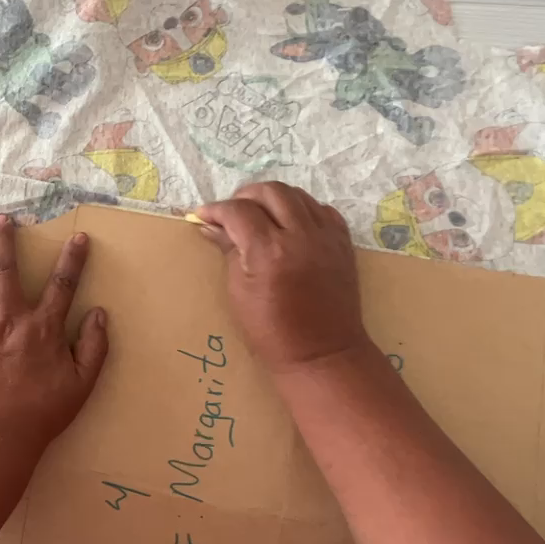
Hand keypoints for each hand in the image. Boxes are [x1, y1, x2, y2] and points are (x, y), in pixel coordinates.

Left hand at [0, 215, 109, 453]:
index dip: (72, 260)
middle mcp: (10, 318)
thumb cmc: (41, 411)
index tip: (78, 237)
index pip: (63, 285)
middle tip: (4, 218)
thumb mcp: (82, 383)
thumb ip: (94, 347)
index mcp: (43, 327)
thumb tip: (101, 314)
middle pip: (7, 270)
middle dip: (6, 241)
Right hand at [197, 182, 372, 372]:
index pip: (238, 211)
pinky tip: (289, 224)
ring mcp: (326, 237)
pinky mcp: (342, 243)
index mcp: (269, 251)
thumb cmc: (270, 329)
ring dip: (272, 199)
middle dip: (244, 196)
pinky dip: (301, 209)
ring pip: (297, 194)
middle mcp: (301, 236)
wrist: (322, 352)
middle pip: (270, 191)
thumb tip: (210, 226)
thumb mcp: (238, 290)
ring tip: (258, 215)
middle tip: (230, 213)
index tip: (202, 217)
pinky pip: (321, 209)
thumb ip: (228, 250)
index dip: (215, 210)